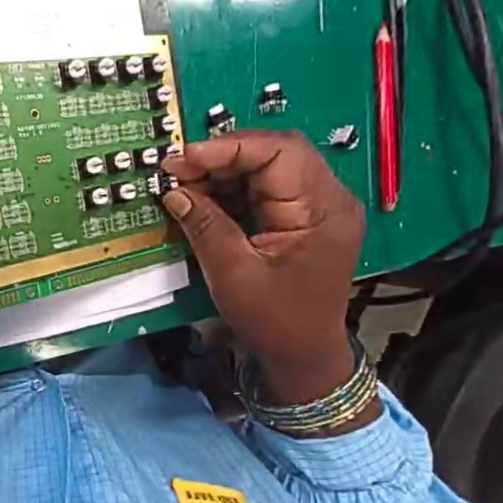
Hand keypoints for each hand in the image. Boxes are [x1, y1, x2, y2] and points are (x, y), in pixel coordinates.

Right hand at [161, 130, 367, 405]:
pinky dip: (229, 187)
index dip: (228, 147)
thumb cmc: (275, 321)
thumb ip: (205, 226)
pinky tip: (201, 195)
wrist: (301, 354)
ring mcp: (314, 206)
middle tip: (177, 169)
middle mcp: (327, 198)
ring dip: (222, 170)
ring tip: (183, 182)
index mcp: (323, 210)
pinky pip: (262, 187)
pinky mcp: (299, 216)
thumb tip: (174, 191)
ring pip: (266, 166)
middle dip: (222, 156)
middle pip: (275, 151)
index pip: (280, 152)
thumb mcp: (233, 274)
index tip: (183, 158)